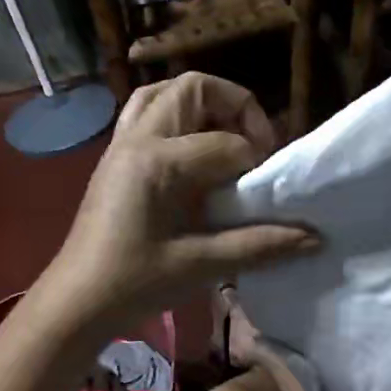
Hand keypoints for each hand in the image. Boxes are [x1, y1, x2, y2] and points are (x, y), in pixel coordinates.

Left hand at [28, 74, 319, 334]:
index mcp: (158, 161)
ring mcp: (120, 145)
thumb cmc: (133, 284)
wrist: (76, 301)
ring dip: (202, 107)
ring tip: (225, 143)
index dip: (257, 165)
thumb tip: (314, 238)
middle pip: (193, 89)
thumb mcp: (199, 266)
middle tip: (255, 148)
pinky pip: (146, 114)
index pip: (227, 144)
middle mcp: (138, 139)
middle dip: (235, 107)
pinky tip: (191, 159)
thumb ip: (258, 245)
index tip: (270, 195)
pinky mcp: (114, 159)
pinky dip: (176, 119)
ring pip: (164, 94)